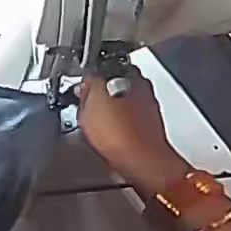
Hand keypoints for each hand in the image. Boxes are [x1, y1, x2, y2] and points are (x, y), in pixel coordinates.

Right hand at [78, 70, 191, 194]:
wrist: (142, 163)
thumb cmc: (122, 135)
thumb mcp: (88, 109)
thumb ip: (85, 92)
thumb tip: (84, 86)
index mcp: (130, 75)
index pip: (105, 67)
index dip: (90, 78)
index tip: (81, 88)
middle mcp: (143, 88)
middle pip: (116, 84)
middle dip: (101, 93)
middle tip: (87, 105)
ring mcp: (148, 108)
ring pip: (123, 102)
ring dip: (111, 109)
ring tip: (96, 123)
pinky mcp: (149, 127)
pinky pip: (128, 120)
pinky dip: (119, 124)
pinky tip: (109, 135)